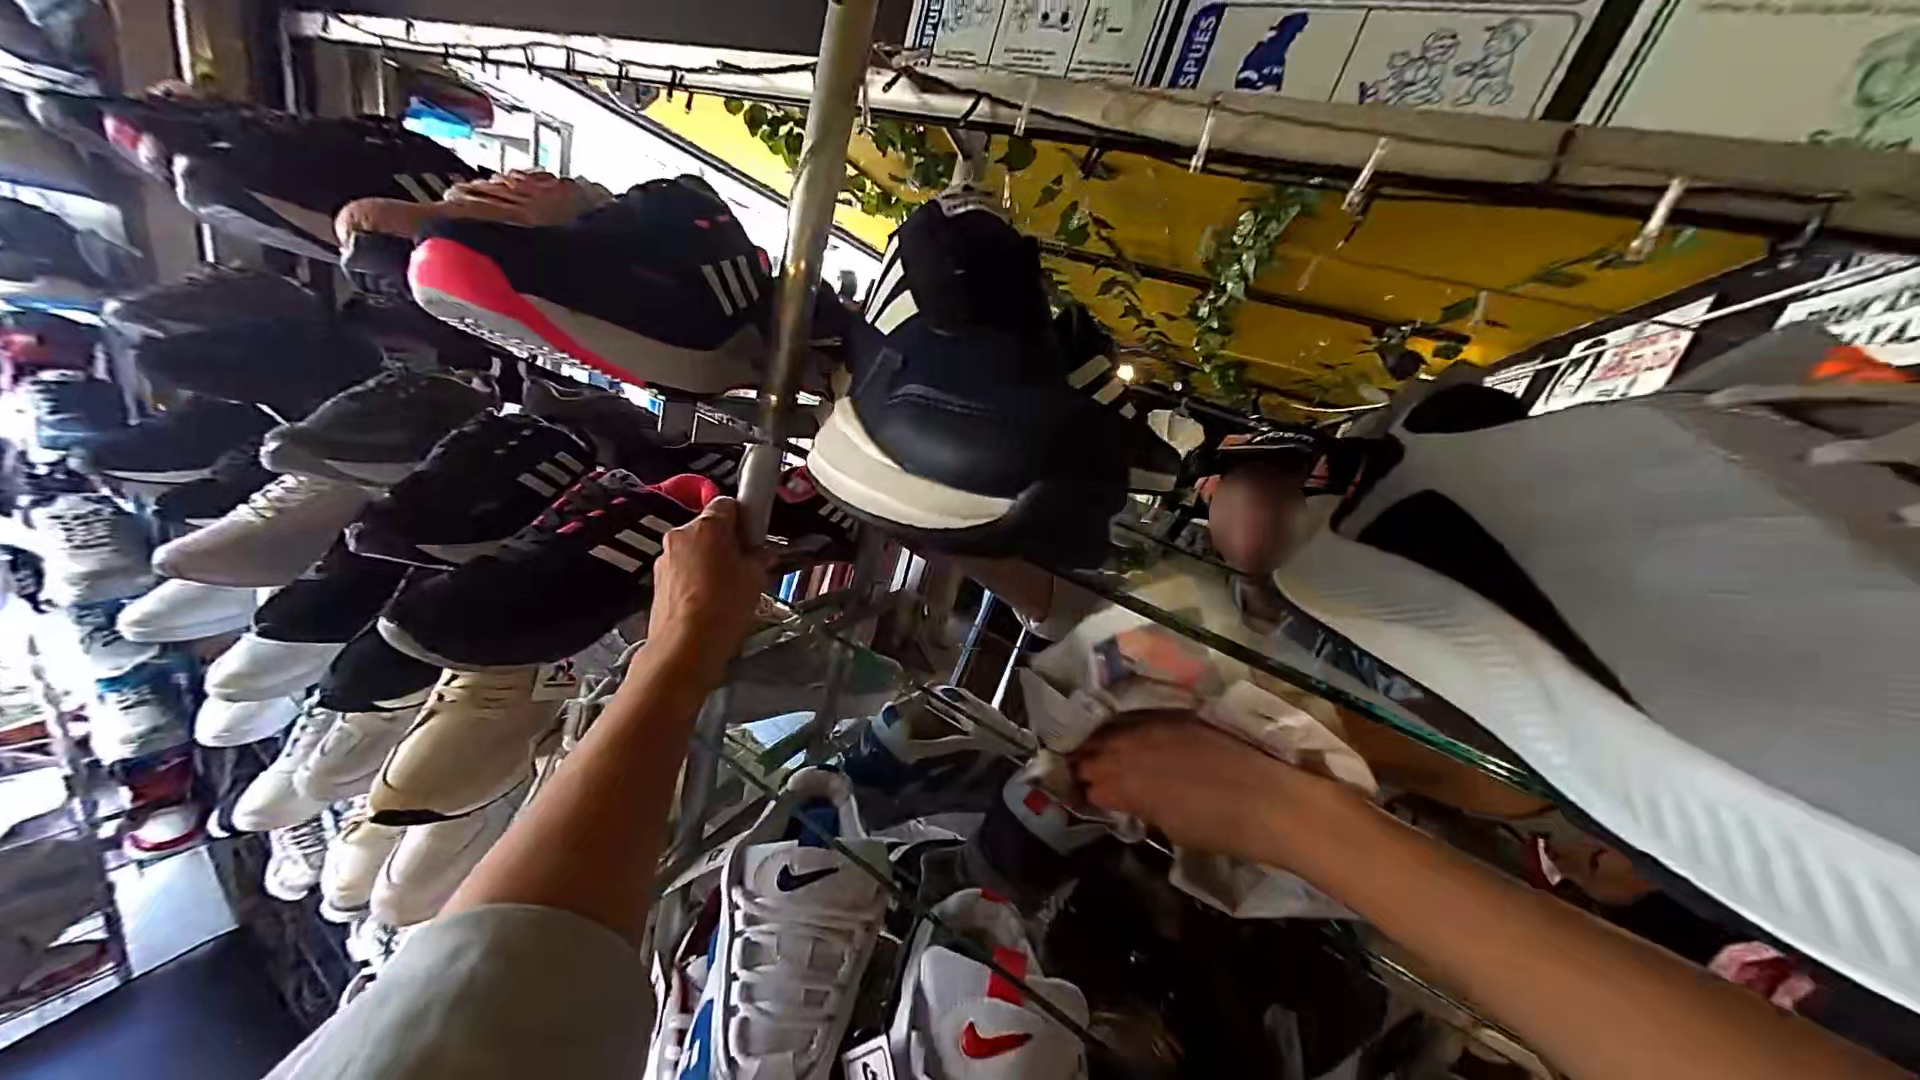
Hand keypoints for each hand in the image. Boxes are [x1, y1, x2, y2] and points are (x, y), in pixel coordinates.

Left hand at [643, 497, 768, 677]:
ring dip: (710, 561)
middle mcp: (680, 535)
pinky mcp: (657, 582)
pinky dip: (696, 579)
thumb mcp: (756, 577)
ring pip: (694, 550)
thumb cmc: (725, 605)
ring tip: (728, 589)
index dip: (744, 517)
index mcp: (707, 526)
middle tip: (746, 564)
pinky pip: (683, 571)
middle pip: (709, 528)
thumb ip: (759, 558)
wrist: (686, 646)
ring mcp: (665, 559)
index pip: (727, 504)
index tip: (755, 536)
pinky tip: (710, 602)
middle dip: (727, 541)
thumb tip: (760, 554)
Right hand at [1071, 714, 1351, 866]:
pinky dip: (1126, 729)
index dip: (1084, 786)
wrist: (1273, 802)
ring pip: (1116, 733)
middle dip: (1085, 761)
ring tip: (1090, 747)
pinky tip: (1123, 733)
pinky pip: (1139, 721)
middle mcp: (1137, 750)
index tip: (1076, 788)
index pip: (1095, 783)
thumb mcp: (1173, 828)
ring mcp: (1157, 730)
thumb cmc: (1223, 829)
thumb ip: (1140, 808)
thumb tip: (1120, 800)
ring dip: (1101, 742)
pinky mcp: (1178, 720)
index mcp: (1131, 784)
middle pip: (1100, 753)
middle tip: (1074, 766)